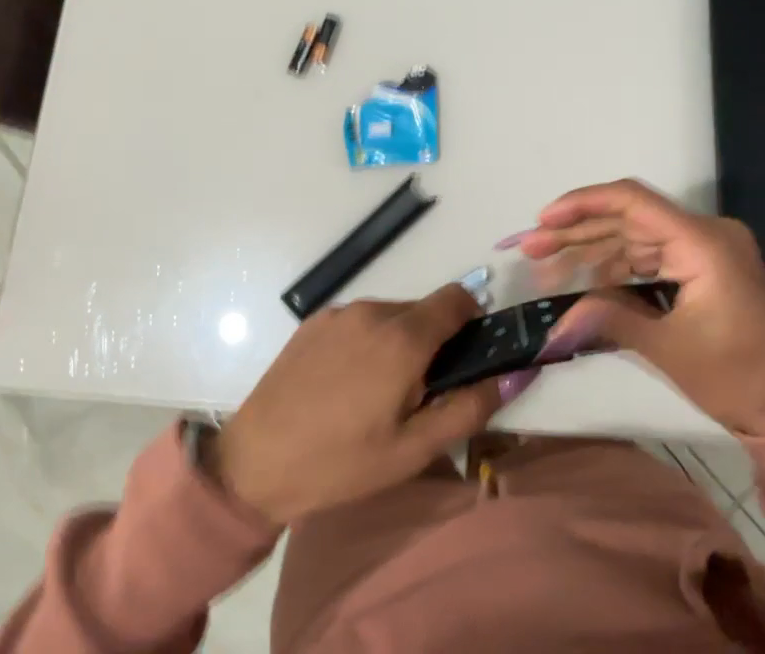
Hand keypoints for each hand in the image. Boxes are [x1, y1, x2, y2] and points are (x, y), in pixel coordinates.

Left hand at [209, 285, 515, 525]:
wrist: (251, 465)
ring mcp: (338, 315)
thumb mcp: (413, 450)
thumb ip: (469, 408)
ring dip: (400, 344)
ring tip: (378, 396)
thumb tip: (512, 375)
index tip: (468, 359)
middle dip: (434, 343)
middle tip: (418, 395)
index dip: (473, 322)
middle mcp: (372, 312)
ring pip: (390, 316)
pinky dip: (368, 344)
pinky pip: (359, 323)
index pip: (457, 298)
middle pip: (424, 311)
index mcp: (402, 337)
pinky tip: (347, 387)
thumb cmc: (340, 463)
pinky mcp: (311, 324)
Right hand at [515, 180, 764, 436]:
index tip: (543, 221)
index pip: (634, 203)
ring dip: (592, 250)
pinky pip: (652, 257)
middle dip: (578, 232)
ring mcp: (706, 250)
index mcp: (704, 244)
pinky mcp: (702, 268)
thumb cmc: (735, 376)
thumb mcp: (667, 348)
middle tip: (530, 248)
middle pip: (630, 219)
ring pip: (636, 238)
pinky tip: (582, 279)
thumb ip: (610, 317)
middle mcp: (706, 234)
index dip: (583, 205)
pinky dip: (618, 267)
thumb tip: (557, 318)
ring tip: (546, 265)